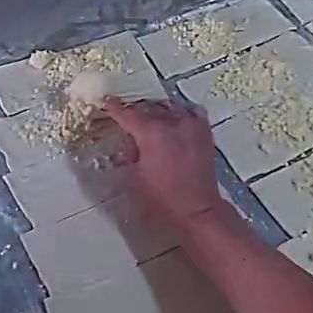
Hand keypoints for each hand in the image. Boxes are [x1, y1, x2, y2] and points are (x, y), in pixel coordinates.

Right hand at [101, 98, 230, 230]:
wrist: (196, 211)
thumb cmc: (161, 198)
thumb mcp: (134, 175)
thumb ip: (130, 151)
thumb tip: (131, 139)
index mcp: (150, 133)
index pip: (127, 114)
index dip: (114, 107)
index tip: (108, 102)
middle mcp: (171, 124)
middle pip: (147, 108)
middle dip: (135, 112)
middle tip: (128, 118)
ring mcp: (190, 126)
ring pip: (168, 108)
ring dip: (157, 112)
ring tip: (151, 120)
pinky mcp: (204, 133)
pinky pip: (191, 113)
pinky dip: (181, 114)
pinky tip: (176, 121)